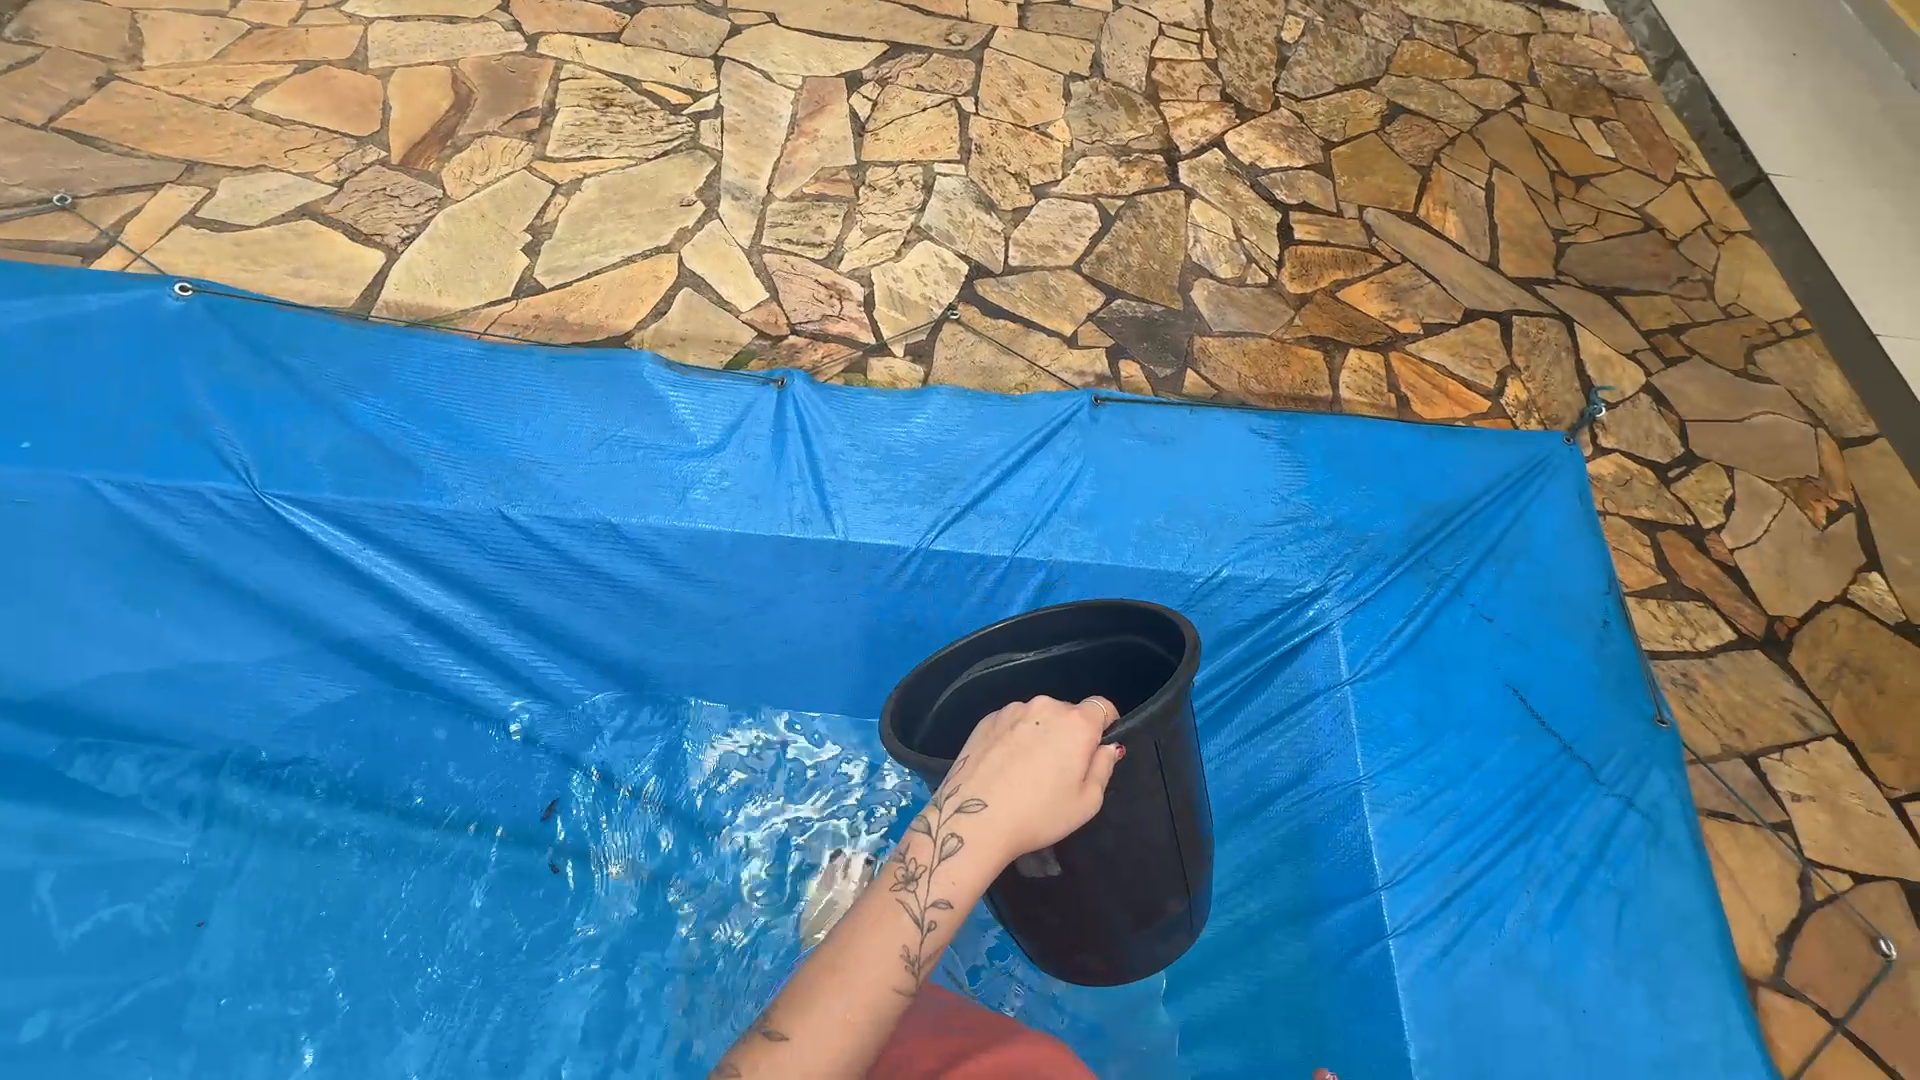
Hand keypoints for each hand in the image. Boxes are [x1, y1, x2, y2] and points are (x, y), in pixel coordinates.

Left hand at [938, 695, 1123, 869]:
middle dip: (1070, 734)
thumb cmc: (1039, 815)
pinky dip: (1014, 737)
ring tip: (1027, 770)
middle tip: (1059, 769)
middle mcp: (1045, 706)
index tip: (1096, 746)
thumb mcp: (1087, 803)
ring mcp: (1012, 710)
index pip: (1102, 706)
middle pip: (1068, 713)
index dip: (1104, 724)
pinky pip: (1012, 722)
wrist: (974, 819)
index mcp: (1076, 723)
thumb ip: (1103, 768)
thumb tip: (1108, 747)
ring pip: (1038, 717)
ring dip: (1040, 734)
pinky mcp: (987, 719)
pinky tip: (1005, 766)